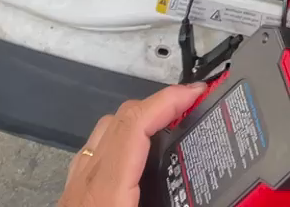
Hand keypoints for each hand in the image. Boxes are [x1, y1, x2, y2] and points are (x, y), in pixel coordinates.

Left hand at [56, 81, 210, 206]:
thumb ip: (179, 202)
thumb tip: (216, 198)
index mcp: (105, 192)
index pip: (136, 124)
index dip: (169, 99)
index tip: (197, 93)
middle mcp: (85, 183)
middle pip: (122, 118)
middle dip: (162, 103)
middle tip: (192, 107)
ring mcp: (74, 188)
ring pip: (105, 131)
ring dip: (140, 119)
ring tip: (169, 127)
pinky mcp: (73, 197)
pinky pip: (95, 151)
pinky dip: (121, 140)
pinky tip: (138, 157)